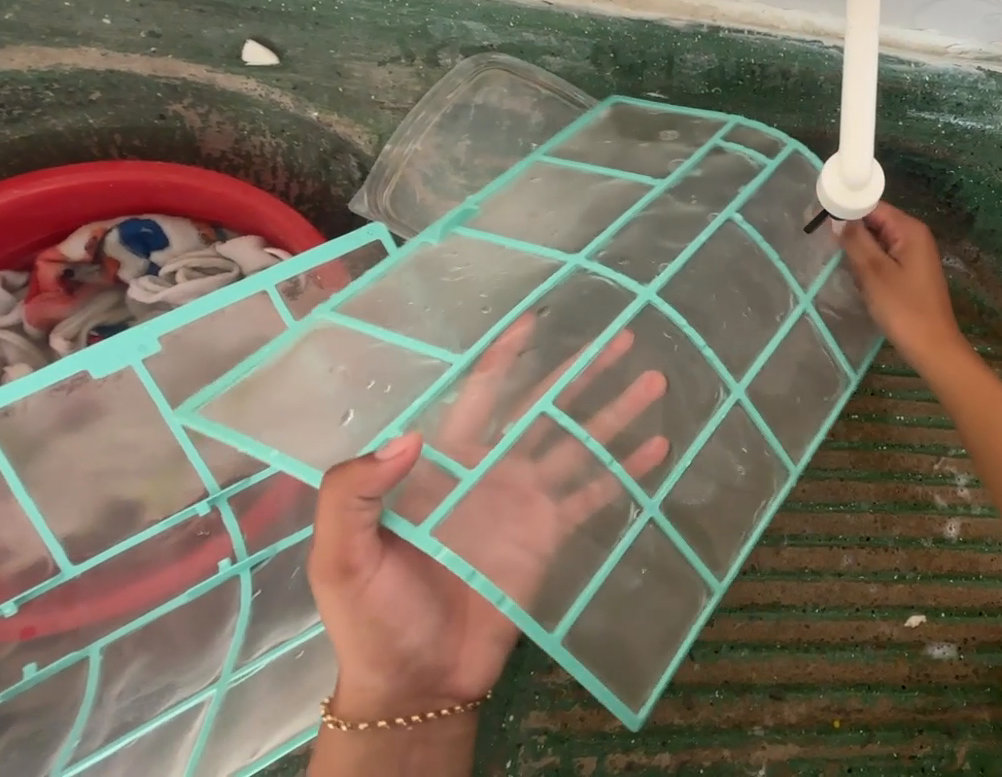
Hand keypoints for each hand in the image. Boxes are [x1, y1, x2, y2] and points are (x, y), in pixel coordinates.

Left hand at [308, 314, 669, 721]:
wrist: (420, 679)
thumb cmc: (375, 615)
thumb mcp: (343, 558)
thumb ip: (357, 495)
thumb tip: (411, 434)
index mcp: (443, 466)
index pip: (478, 396)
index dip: (504, 358)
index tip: (535, 321)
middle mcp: (492, 471)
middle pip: (544, 408)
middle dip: (581, 373)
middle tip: (621, 338)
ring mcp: (527, 501)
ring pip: (578, 442)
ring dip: (615, 413)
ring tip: (653, 381)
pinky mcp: (552, 533)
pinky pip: (595, 493)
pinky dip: (626, 470)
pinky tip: (659, 448)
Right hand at [839, 204, 968, 367]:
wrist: (932, 347)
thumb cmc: (903, 308)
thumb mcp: (874, 272)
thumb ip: (855, 240)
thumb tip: (839, 218)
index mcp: (909, 230)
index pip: (873, 206)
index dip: (848, 210)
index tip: (822, 221)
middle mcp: (915, 237)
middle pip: (875, 224)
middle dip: (853, 236)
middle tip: (831, 250)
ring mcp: (914, 257)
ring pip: (877, 244)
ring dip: (861, 256)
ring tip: (850, 273)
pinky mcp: (911, 274)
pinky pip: (884, 261)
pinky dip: (871, 270)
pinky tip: (863, 286)